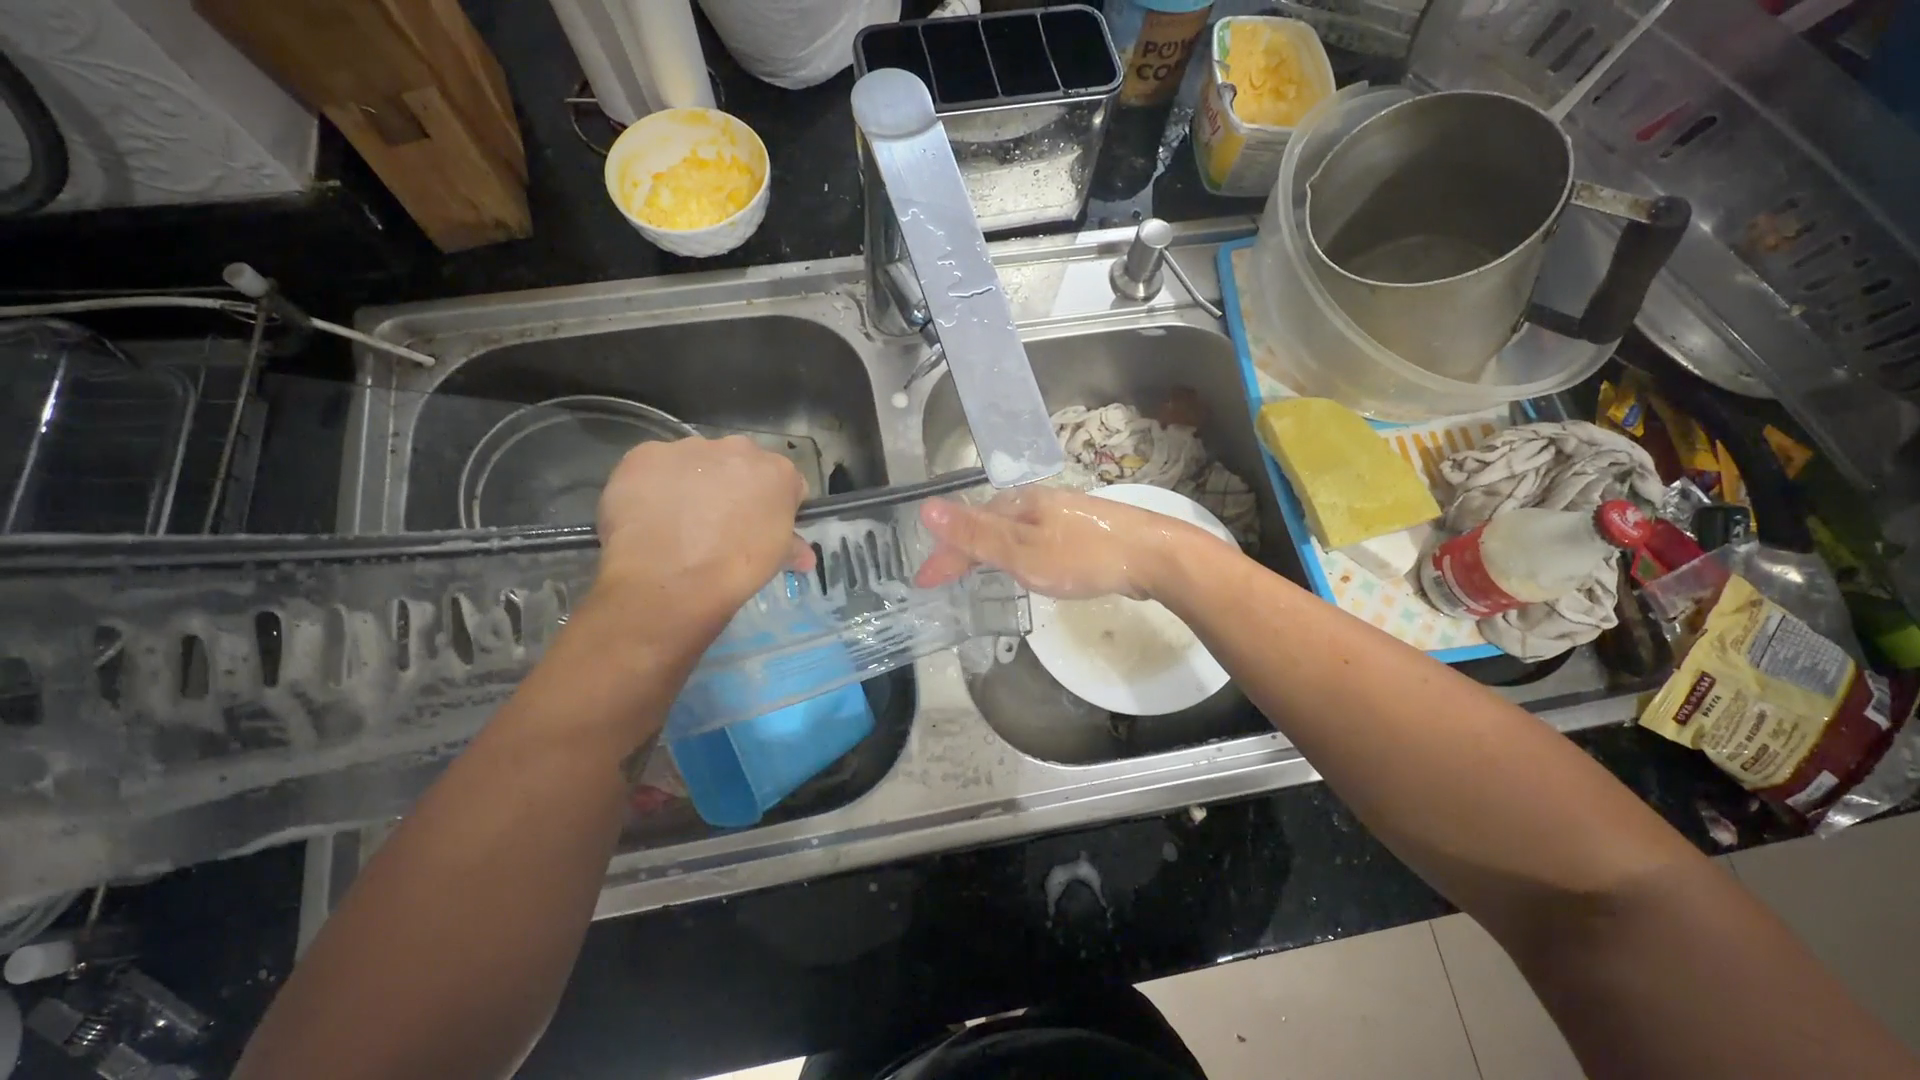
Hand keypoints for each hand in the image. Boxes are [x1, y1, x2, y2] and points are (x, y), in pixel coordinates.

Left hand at [590, 436, 812, 629]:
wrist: (667, 578)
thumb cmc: (734, 570)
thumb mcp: (774, 561)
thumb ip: (791, 547)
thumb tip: (804, 556)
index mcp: (777, 471)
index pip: (784, 483)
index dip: (773, 506)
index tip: (760, 529)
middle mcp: (736, 448)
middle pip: (739, 465)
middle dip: (732, 488)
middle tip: (718, 526)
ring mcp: (688, 448)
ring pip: (696, 462)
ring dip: (692, 485)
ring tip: (677, 524)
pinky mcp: (644, 455)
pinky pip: (654, 468)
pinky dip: (653, 486)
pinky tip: (649, 517)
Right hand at [911, 487, 1227, 600]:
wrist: (1152, 555)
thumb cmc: (1083, 556)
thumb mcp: (1022, 551)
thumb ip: (975, 534)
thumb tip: (927, 508)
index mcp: (1017, 505)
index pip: (967, 528)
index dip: (943, 555)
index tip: (923, 582)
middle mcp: (1036, 503)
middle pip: (986, 525)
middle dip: (961, 550)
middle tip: (942, 580)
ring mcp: (1060, 515)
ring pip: (1010, 532)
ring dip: (986, 550)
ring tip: (973, 573)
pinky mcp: (1080, 532)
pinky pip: (1032, 540)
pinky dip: (1013, 554)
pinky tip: (1022, 566)